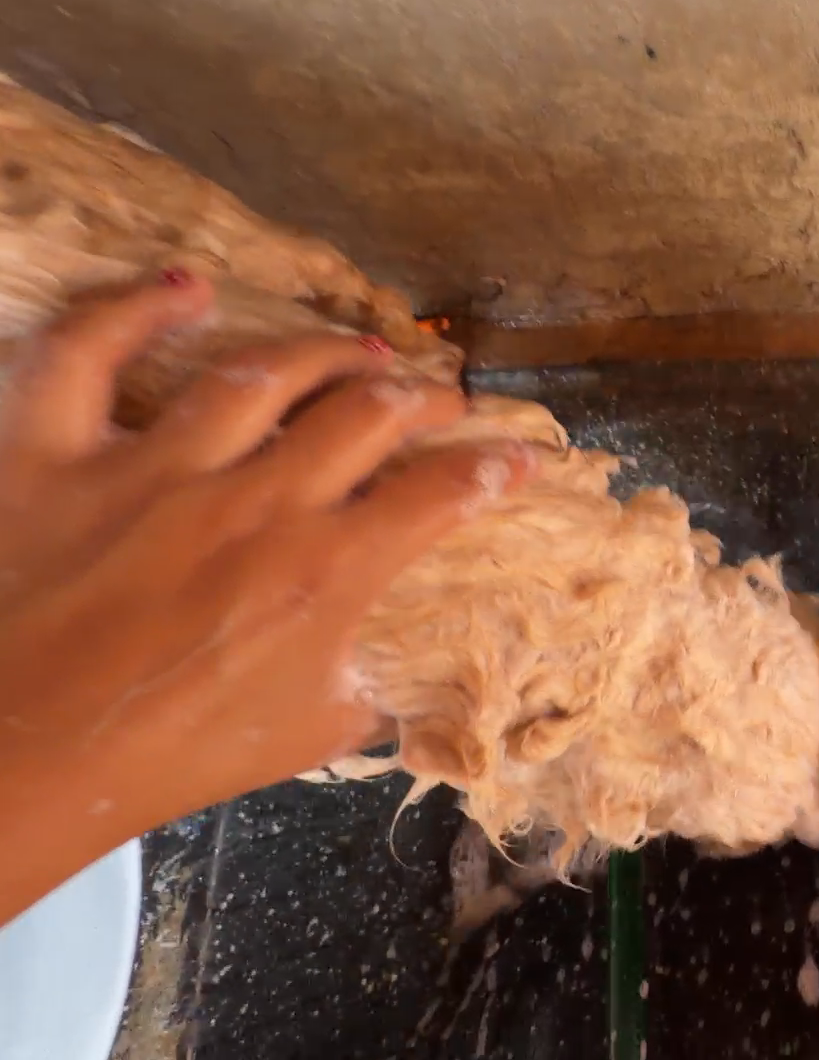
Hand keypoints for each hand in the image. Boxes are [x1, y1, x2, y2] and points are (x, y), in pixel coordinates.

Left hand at [0, 272, 530, 917]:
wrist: (6, 771)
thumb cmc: (179, 752)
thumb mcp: (327, 725)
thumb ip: (388, 680)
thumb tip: (425, 670)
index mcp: (330, 568)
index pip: (448, 492)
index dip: (502, 467)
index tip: (525, 457)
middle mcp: (258, 504)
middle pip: (373, 415)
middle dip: (430, 399)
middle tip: (447, 400)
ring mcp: (152, 473)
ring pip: (265, 375)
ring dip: (333, 352)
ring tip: (368, 349)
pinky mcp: (48, 462)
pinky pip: (79, 359)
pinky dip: (129, 312)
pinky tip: (184, 288)